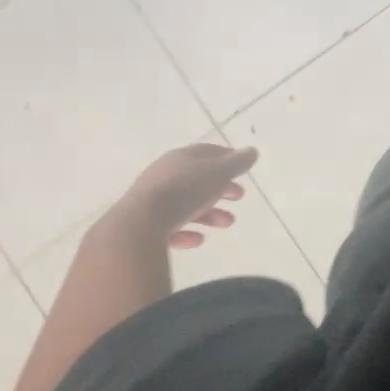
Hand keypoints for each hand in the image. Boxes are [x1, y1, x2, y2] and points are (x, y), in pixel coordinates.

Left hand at [114, 144, 258, 248]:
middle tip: (239, 196)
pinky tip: (198, 240)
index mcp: (179, 159)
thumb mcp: (218, 173)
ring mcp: (150, 202)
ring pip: (186, 205)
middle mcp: (163, 176)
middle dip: (221, 188)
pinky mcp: (142, 227)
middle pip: (197, 180)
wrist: (137, 225)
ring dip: (209, 213)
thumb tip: (252, 151)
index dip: (226, 157)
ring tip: (227, 223)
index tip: (242, 166)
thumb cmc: (183, 191)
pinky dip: (187, 232)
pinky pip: (170, 228)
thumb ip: (237, 162)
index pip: (206, 152)